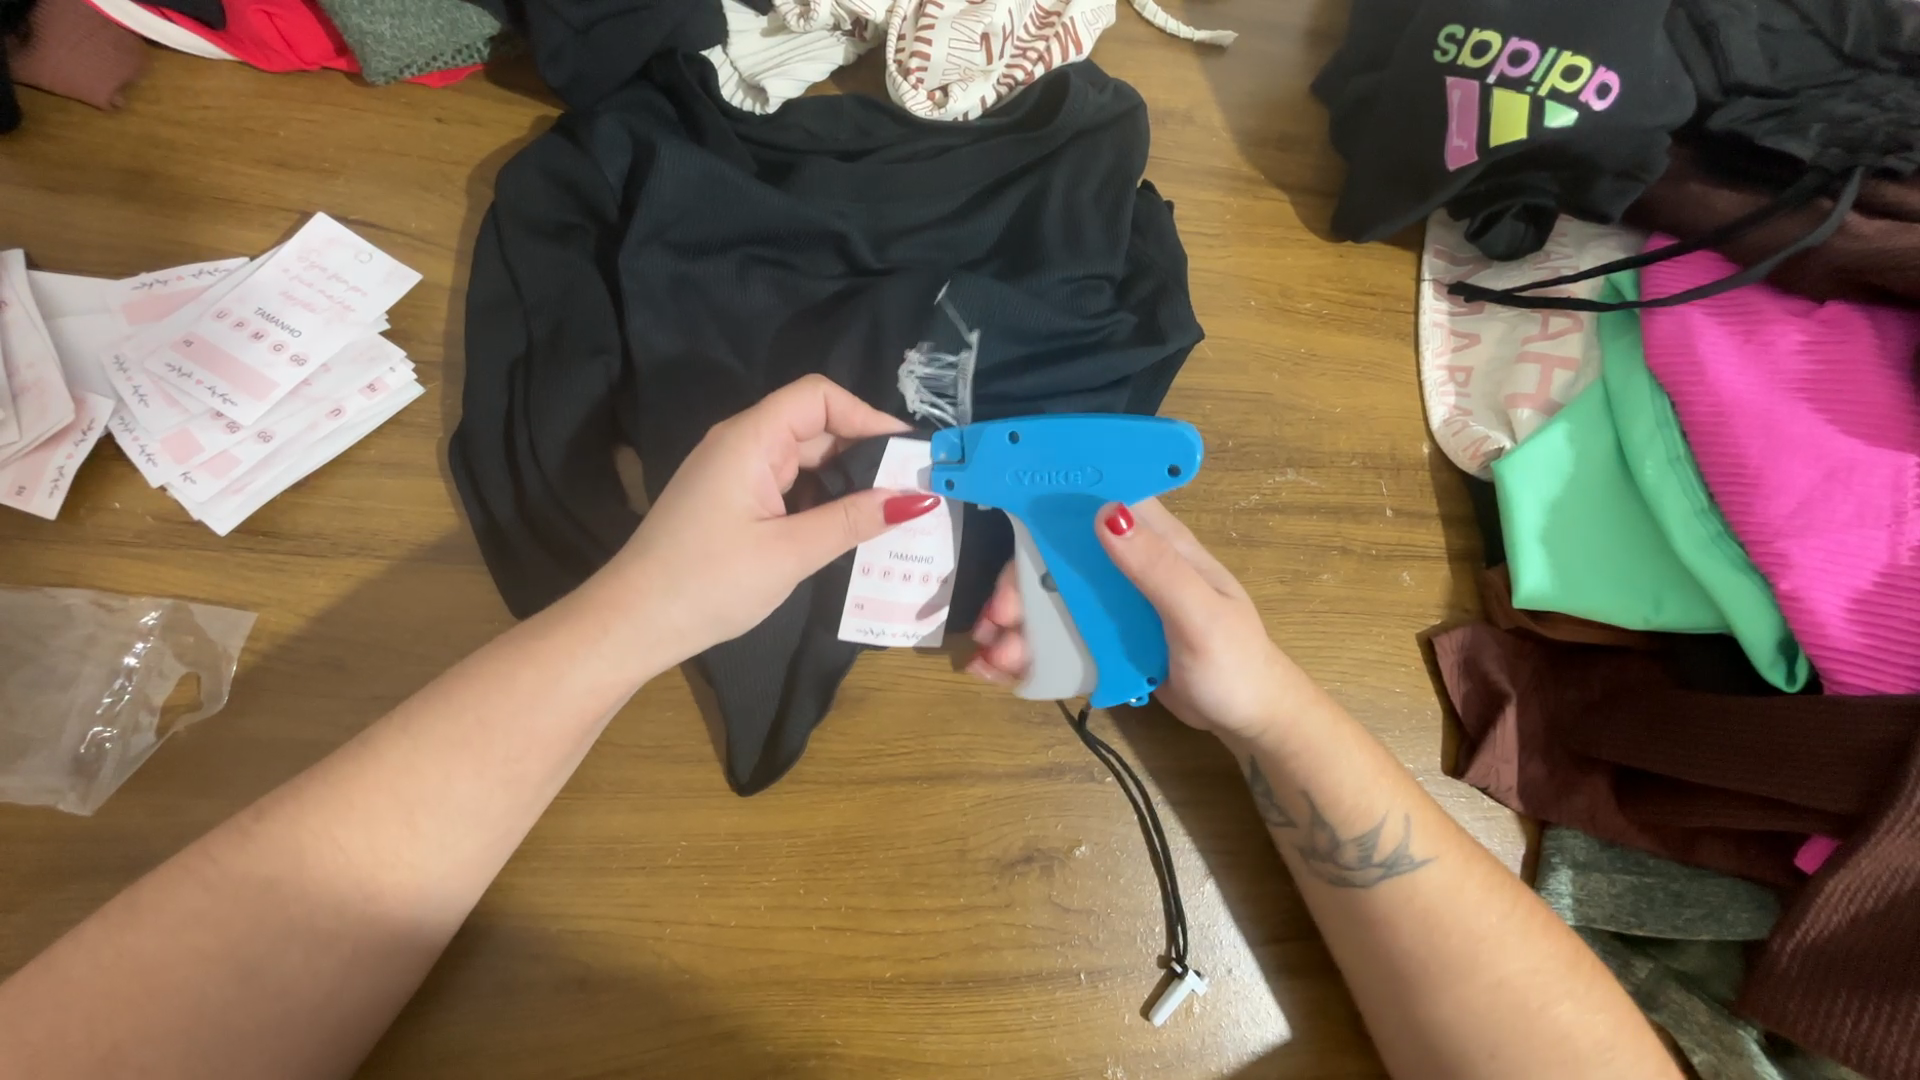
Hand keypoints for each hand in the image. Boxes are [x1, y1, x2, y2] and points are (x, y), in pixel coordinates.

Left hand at [601, 375, 942, 663]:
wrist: (632, 624)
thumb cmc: (708, 583)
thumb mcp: (790, 553)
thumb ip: (853, 520)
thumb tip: (916, 498)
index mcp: (751, 440)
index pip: (819, 396)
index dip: (867, 414)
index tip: (909, 453)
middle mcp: (742, 444)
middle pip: (815, 425)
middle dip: (865, 452)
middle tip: (912, 489)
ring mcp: (735, 472)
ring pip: (805, 458)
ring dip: (847, 479)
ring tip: (890, 511)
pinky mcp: (733, 499)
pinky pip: (789, 484)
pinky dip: (822, 498)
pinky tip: (848, 527)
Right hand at [967, 498, 1315, 742]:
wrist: (1246, 720)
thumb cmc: (1235, 664)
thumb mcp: (1200, 616)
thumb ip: (1156, 569)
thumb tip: (1105, 513)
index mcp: (1158, 544)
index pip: (1101, 501)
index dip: (1054, 501)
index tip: (1008, 514)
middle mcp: (1129, 564)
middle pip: (1058, 557)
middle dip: (1019, 585)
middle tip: (996, 620)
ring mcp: (1114, 601)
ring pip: (1052, 597)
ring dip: (1017, 623)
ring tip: (994, 660)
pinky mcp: (1105, 635)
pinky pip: (1059, 633)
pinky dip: (1029, 647)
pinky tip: (1001, 670)